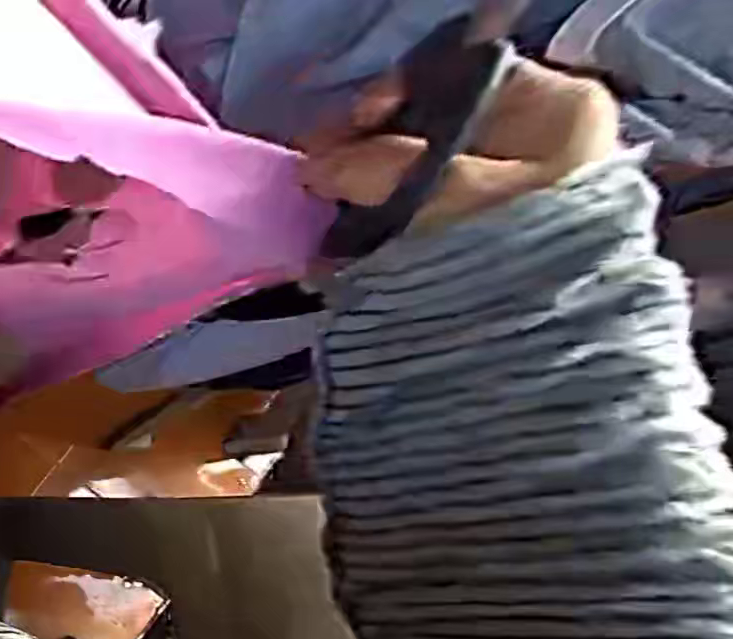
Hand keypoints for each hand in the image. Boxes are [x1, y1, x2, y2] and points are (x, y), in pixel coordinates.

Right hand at [299, 58, 619, 232]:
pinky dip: (351, 226)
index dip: (394, 96)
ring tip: (310, 205)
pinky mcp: (435, 243)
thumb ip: (380, 167)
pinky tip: (324, 236)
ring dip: (348, 191)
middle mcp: (518, 148)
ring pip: (394, 177)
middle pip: (419, 129)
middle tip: (308, 170)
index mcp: (547, 115)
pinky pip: (384, 219)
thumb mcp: (444, 195)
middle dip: (359, 149)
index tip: (340, 129)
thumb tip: (314, 164)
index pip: (457, 78)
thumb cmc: (497, 254)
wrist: (508, 342)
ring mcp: (473, 200)